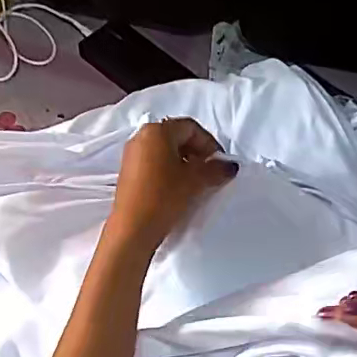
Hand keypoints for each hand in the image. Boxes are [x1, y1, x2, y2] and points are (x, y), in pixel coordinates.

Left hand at [106, 118, 234, 253]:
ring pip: (164, 151)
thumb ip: (216, 169)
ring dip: (183, 162)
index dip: (210, 143)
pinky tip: (176, 188)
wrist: (132, 229)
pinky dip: (168, 170)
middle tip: (209, 171)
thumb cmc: (164, 198)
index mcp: (157, 131)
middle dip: (197, 152)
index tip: (220, 162)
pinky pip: (153, 163)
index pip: (191, 128)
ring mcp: (131, 155)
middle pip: (176, 136)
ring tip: (195, 182)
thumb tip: (229, 166)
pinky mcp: (127, 172)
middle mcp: (140, 137)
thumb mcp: (195, 182)